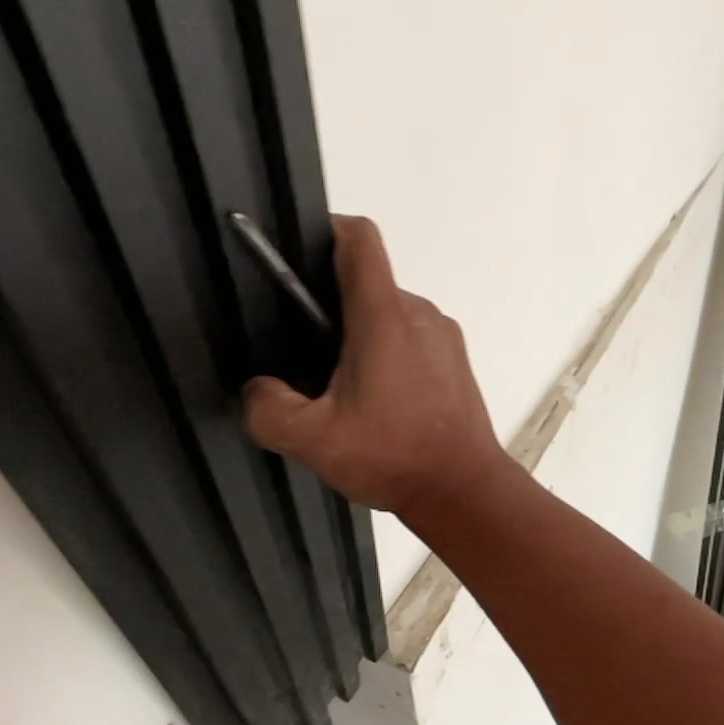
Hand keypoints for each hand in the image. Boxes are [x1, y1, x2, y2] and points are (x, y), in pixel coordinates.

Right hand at [243, 216, 514, 516]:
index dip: (325, 232)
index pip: (358, 239)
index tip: (298, 259)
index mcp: (383, 316)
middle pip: (367, 283)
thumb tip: (258, 390)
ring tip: (341, 390)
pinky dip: (388, 357)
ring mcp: (444, 336)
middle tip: (305, 356)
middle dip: (331, 308)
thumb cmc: (393, 457)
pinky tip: (377, 404)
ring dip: (360, 338)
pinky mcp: (455, 362)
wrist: (464, 492)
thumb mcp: (312, 441)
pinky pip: (412, 340)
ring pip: (389, 316)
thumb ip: (267, 410)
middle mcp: (419, 312)